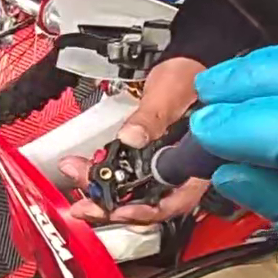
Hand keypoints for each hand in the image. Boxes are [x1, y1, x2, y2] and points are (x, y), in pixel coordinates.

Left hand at [62, 55, 211, 222]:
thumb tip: (131, 136)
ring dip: (106, 201)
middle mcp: (183, 173)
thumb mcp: (172, 91)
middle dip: (114, 210)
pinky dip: (107, 185)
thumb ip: (152, 116)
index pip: (174, 201)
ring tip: (80, 200)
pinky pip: (128, 183)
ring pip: (136, 198)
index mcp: (198, 161)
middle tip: (85, 207)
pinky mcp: (148, 163)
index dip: (145, 212)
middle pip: (149, 206)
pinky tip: (87, 180)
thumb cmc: (192, 76)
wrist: (188, 64)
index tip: (118, 210)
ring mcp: (165, 170)